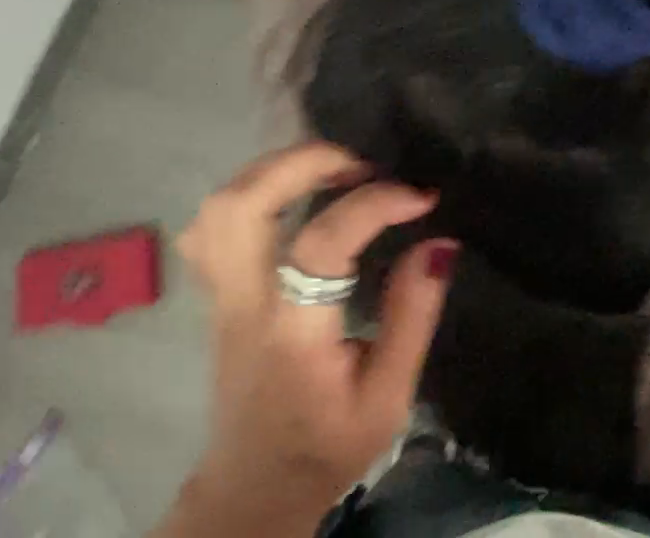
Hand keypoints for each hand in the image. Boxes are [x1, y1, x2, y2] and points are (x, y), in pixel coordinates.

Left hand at [171, 144, 456, 534]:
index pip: (319, 244)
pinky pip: (211, 224)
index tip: (420, 197)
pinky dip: (251, 193)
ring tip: (331, 170)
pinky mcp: (215, 292)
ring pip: (218, 206)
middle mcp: (244, 303)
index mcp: (292, 333)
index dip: (372, 205)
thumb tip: (437, 243)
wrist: (254, 487)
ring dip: (275, 171)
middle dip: (303, 162)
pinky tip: (291, 198)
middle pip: (241, 205)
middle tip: (361, 162)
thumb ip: (411, 317)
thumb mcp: (388, 398)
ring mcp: (220, 294)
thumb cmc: (327, 446)